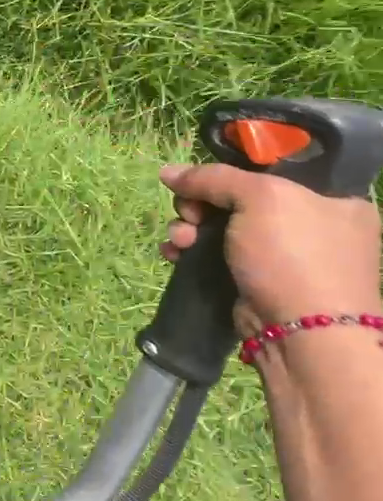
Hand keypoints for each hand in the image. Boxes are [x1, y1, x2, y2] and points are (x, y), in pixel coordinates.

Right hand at [159, 162, 381, 327]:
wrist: (301, 330)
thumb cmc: (294, 256)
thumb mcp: (261, 198)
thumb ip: (215, 177)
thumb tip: (169, 172)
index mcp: (331, 201)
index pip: (268, 171)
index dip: (228, 174)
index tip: (203, 184)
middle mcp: (309, 224)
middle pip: (233, 198)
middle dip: (198, 205)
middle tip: (190, 215)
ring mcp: (280, 253)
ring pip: (216, 225)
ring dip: (186, 228)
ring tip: (180, 242)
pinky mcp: (252, 276)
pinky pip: (210, 251)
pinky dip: (188, 250)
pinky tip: (176, 254)